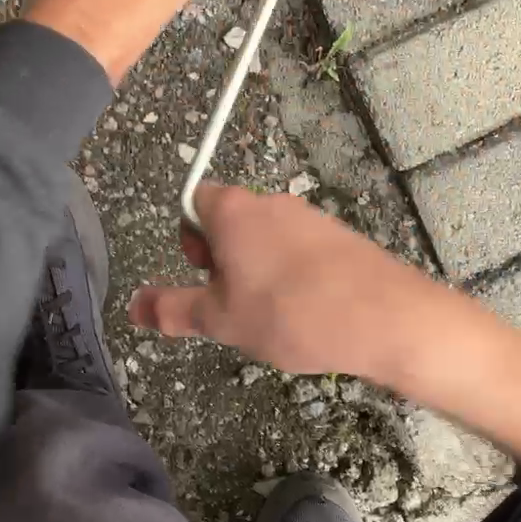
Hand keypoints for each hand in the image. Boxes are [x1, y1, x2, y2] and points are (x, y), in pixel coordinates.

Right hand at [130, 184, 520, 468]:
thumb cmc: (290, 313)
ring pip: (264, 238)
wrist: (386, 318)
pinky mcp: (339, 236)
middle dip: (222, 260)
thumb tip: (134, 308)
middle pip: (228, 220)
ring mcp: (308, 216)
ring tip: (272, 316)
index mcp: (233, 209)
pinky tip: (306, 313)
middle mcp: (269, 201)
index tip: (205, 277)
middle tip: (234, 304)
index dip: (190, 242)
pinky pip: (298, 250)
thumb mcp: (220, 320)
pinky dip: (291, 276)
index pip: (192, 202)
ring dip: (256, 271)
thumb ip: (172, 310)